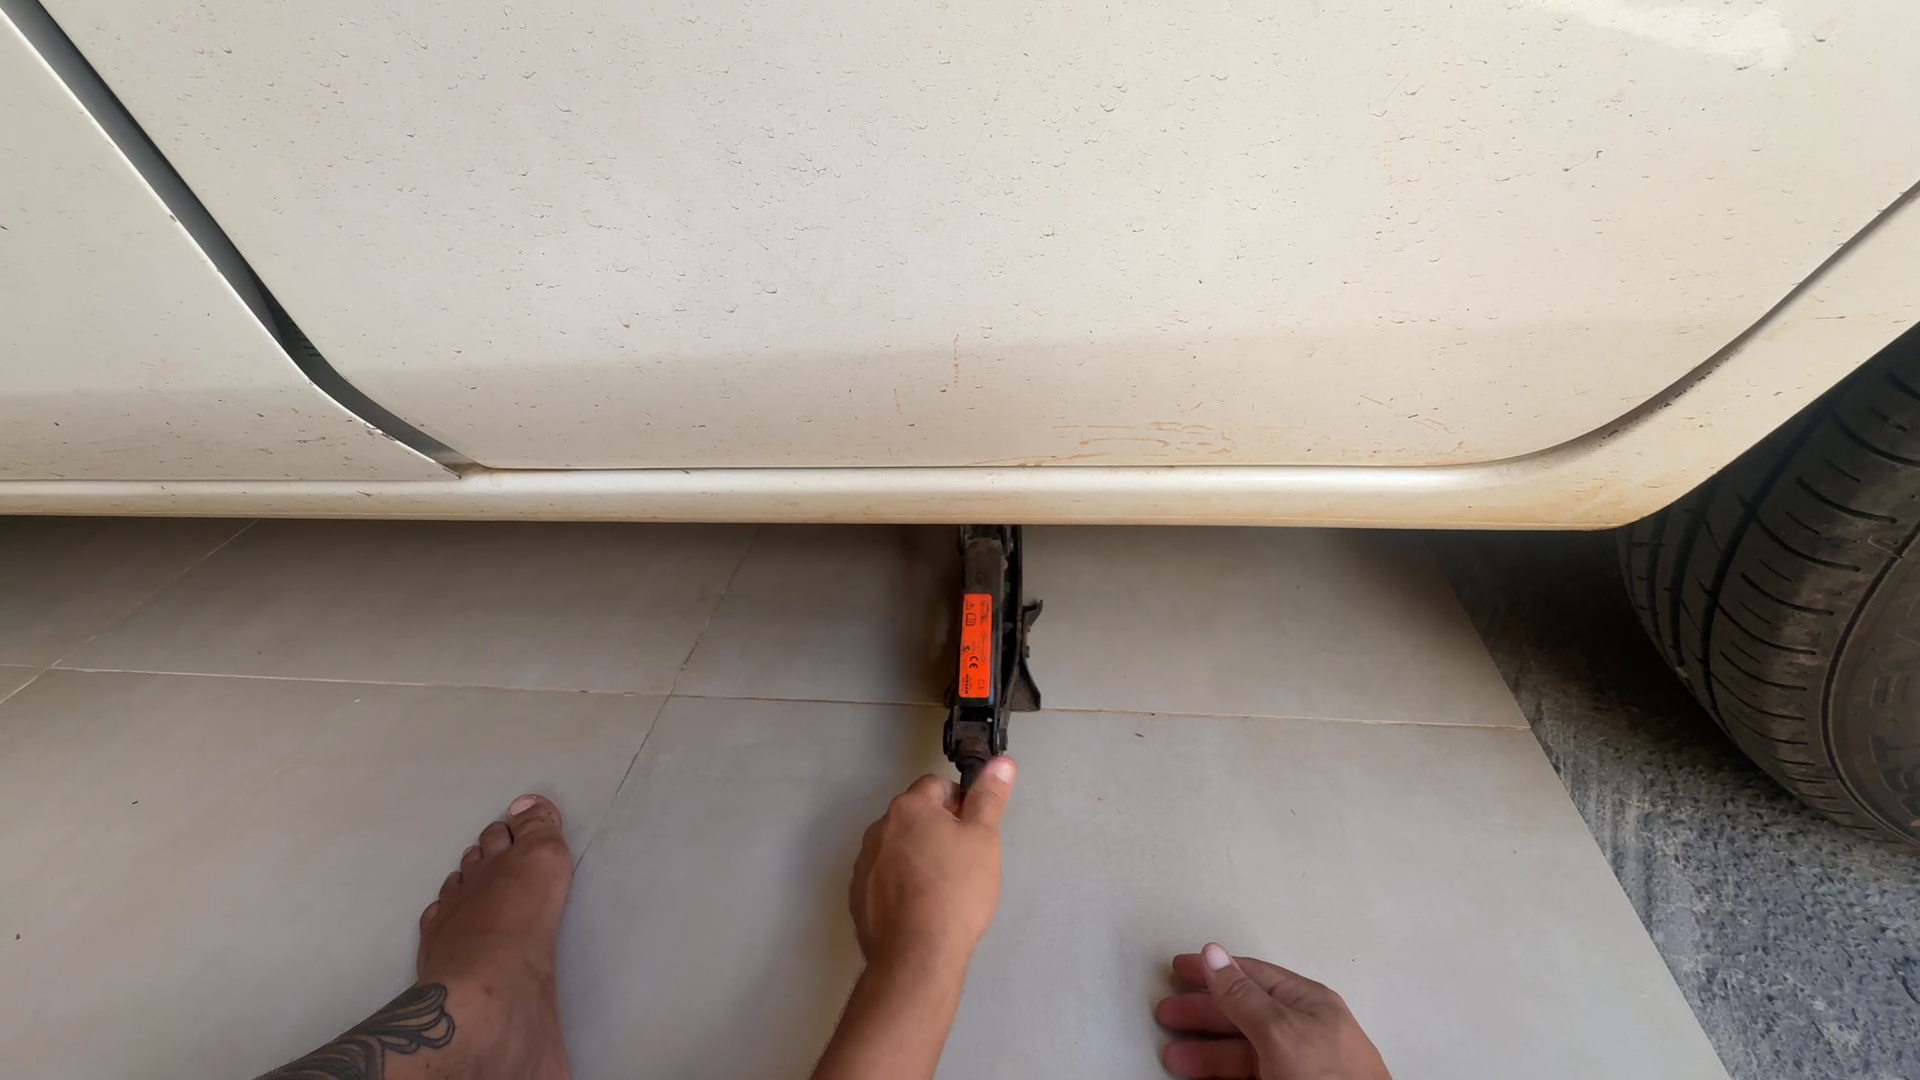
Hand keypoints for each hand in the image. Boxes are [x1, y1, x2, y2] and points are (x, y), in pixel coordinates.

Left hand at [847, 757, 1014, 968]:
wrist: (916, 957)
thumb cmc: (956, 891)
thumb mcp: (983, 839)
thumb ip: (990, 797)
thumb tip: (1002, 762)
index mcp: (908, 807)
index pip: (937, 786)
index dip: (960, 805)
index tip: (971, 833)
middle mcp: (879, 828)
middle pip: (915, 816)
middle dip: (937, 831)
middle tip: (962, 863)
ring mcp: (864, 864)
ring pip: (898, 848)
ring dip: (917, 857)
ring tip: (941, 890)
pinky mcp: (858, 896)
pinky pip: (884, 878)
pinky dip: (900, 885)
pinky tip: (919, 910)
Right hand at [1155, 944, 1391, 1079]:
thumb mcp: (1280, 1033)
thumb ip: (1242, 995)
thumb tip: (1211, 951)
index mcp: (1307, 1004)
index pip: (1251, 975)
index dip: (1212, 969)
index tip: (1175, 969)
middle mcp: (1304, 1031)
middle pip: (1243, 1012)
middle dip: (1202, 1013)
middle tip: (1164, 1016)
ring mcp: (1300, 1070)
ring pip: (1244, 1051)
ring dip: (1206, 1052)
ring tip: (1172, 1060)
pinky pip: (1251, 1079)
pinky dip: (1224, 1077)